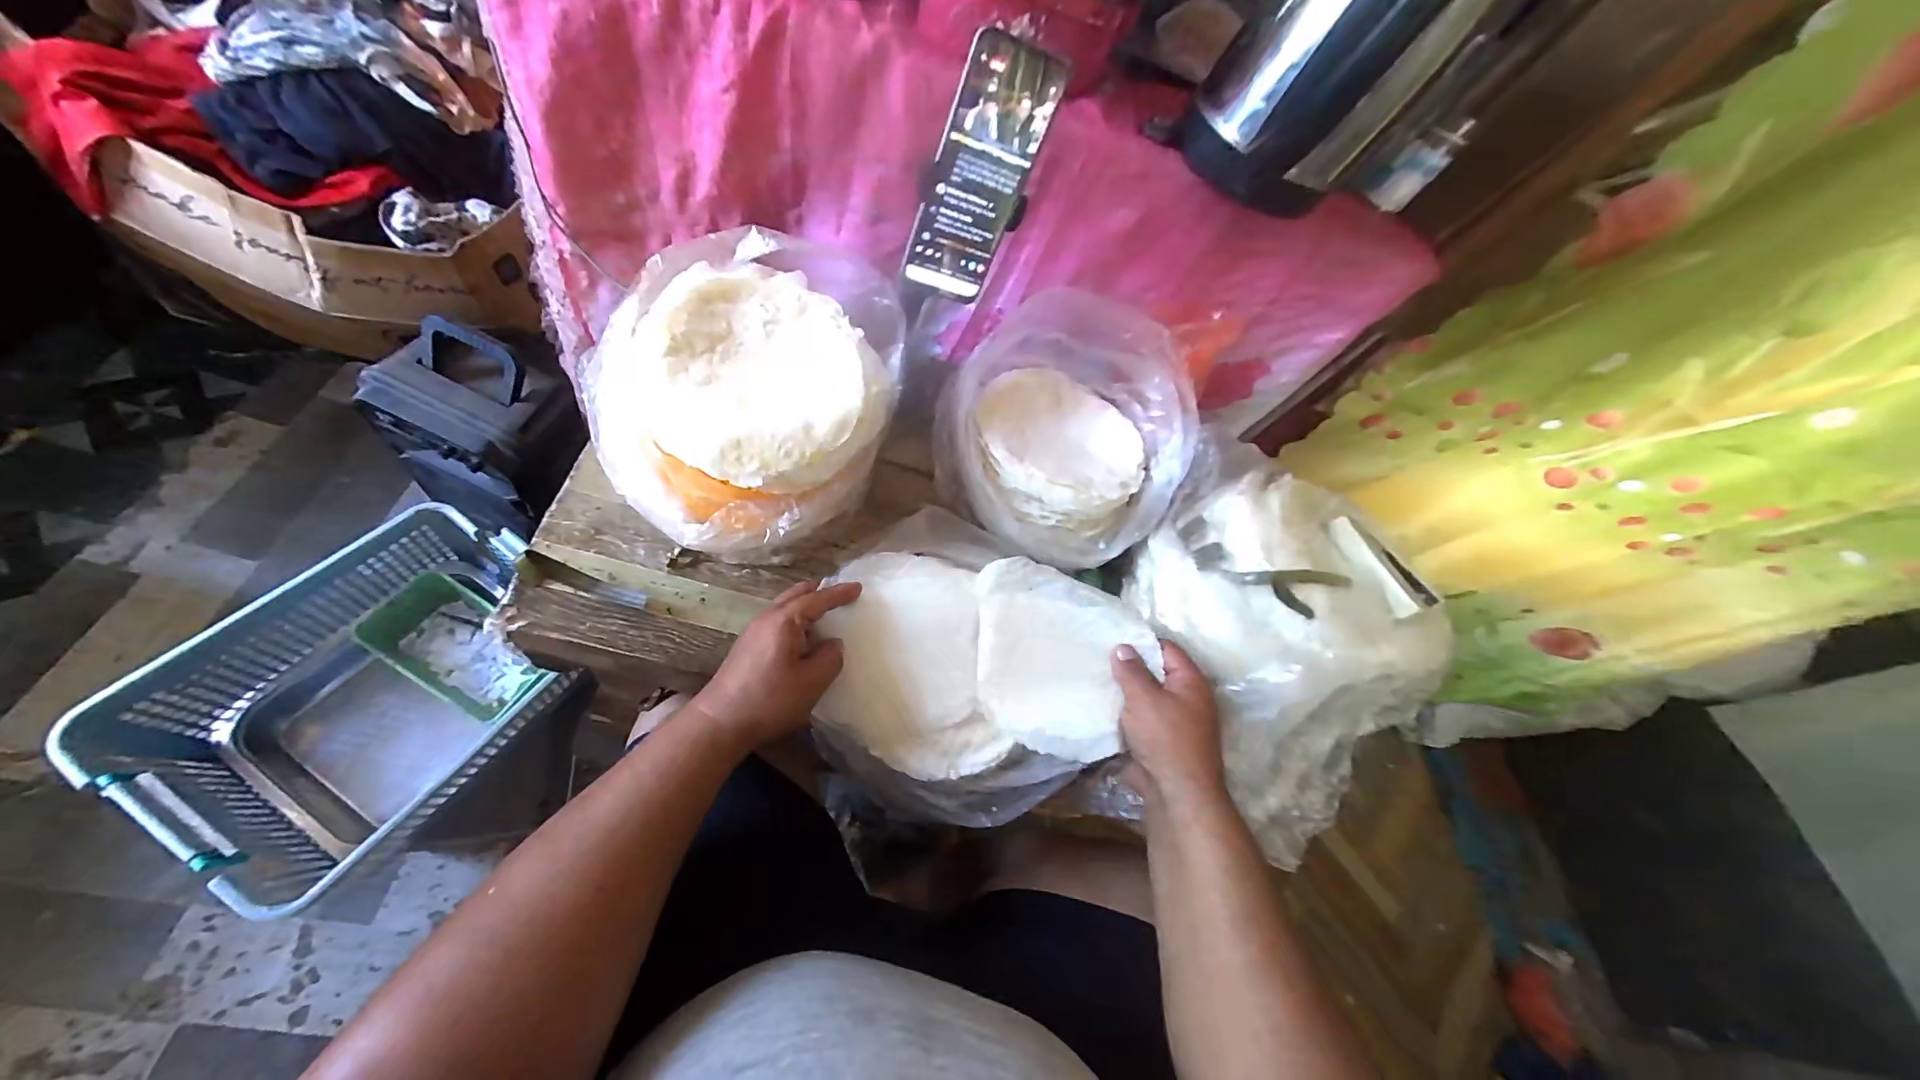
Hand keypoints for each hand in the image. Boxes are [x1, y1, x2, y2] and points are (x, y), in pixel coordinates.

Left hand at [687, 579, 861, 747]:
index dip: (839, 593)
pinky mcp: (747, 647)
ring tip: (824, 614)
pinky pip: (777, 621)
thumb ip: (831, 658)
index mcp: (784, 621)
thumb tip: (834, 643)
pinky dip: (794, 620)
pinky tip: (802, 637)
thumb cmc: (770, 700)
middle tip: (840, 594)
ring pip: (784, 607)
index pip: (817, 599)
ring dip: (805, 606)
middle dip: (819, 592)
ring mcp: (753, 632)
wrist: (720, 722)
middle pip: (796, 595)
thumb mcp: (812, 682)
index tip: (858, 588)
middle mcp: (767, 619)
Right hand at [1111, 640, 1224, 804]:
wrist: (1178, 793)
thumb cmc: (1165, 738)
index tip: (1113, 639)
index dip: (1141, 641)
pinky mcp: (1161, 741)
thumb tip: (1122, 646)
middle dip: (1130, 667)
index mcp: (1191, 682)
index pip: (1166, 648)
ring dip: (1125, 693)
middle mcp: (1187, 698)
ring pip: (1146, 697)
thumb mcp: (1144, 698)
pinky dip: (1125, 714)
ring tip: (1096, 681)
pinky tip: (1103, 709)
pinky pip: (1141, 719)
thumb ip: (1131, 670)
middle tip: (1099, 658)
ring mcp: (1175, 721)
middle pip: (1156, 673)